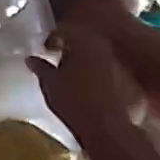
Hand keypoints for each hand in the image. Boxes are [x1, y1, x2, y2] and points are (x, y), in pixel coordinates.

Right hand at [28, 23, 146, 145]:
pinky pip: (109, 70)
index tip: (45, 50)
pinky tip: (90, 89)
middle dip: (69, 48)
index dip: (50, 40)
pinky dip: (99, 75)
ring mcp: (118, 62)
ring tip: (73, 76)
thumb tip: (31, 59)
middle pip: (82, 39)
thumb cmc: (73, 101)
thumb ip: (40, 67)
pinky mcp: (128, 79)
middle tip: (57, 60)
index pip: (62, 31)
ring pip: (97, 55)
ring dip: (85, 61)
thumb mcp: (50, 83)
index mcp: (82, 39)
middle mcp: (103, 45)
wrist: (107, 129)